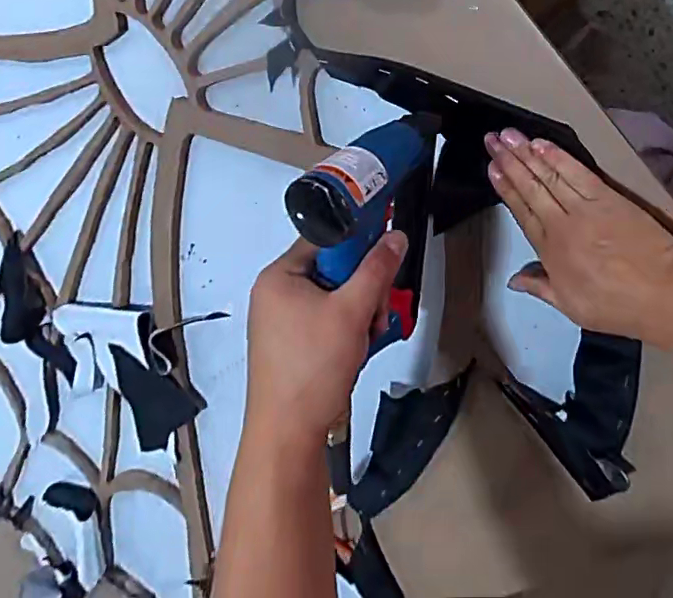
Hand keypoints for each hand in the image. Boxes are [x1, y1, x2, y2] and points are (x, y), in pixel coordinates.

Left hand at [244, 231, 406, 440]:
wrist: (288, 437)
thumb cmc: (312, 367)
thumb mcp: (352, 310)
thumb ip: (377, 269)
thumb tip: (396, 236)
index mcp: (279, 276)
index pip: (325, 238)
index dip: (358, 241)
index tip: (385, 252)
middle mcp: (276, 293)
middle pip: (334, 268)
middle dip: (364, 287)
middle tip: (378, 309)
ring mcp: (283, 320)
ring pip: (335, 295)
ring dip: (361, 310)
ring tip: (371, 333)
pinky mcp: (293, 343)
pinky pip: (328, 318)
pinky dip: (349, 327)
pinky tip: (359, 346)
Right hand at [484, 128, 672, 338]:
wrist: (662, 291)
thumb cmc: (619, 304)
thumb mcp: (571, 306)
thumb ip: (539, 287)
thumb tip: (515, 280)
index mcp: (550, 251)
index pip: (522, 212)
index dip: (505, 188)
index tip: (492, 169)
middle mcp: (562, 224)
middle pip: (529, 187)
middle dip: (508, 161)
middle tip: (491, 140)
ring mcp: (584, 207)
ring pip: (548, 174)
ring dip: (526, 152)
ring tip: (508, 135)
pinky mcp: (607, 196)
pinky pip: (576, 171)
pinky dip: (557, 156)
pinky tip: (542, 144)